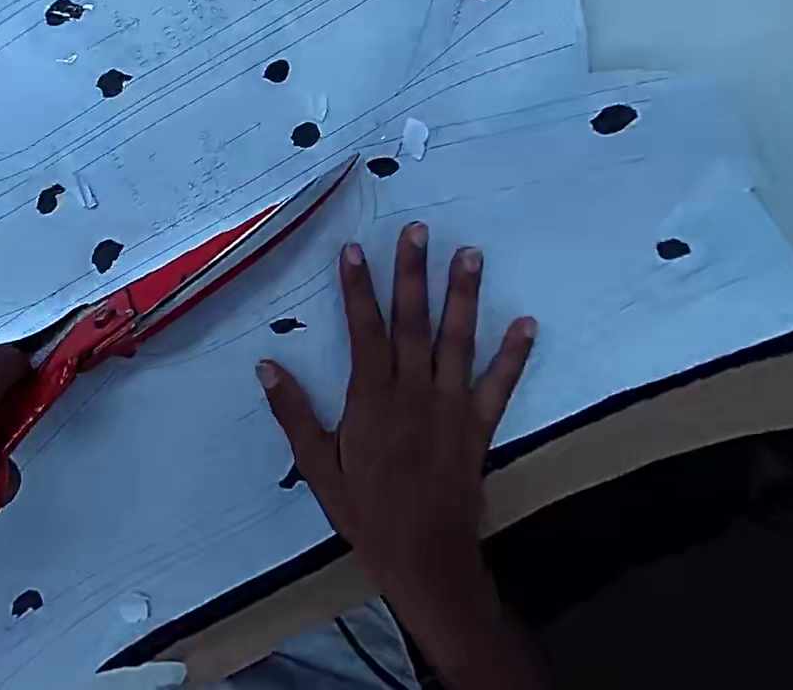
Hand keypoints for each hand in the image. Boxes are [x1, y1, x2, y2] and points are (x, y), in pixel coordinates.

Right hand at [257, 224, 545, 689]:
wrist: (426, 559)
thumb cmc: (366, 509)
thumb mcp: (316, 465)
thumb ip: (292, 412)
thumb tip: (266, 366)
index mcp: (371, 398)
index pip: (364, 330)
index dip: (358, 288)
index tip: (355, 250)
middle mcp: (413, 392)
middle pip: (412, 322)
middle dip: (412, 274)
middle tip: (419, 232)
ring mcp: (451, 406)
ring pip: (456, 342)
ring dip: (463, 297)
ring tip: (470, 255)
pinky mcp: (478, 426)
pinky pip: (498, 385)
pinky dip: (514, 355)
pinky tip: (526, 323)